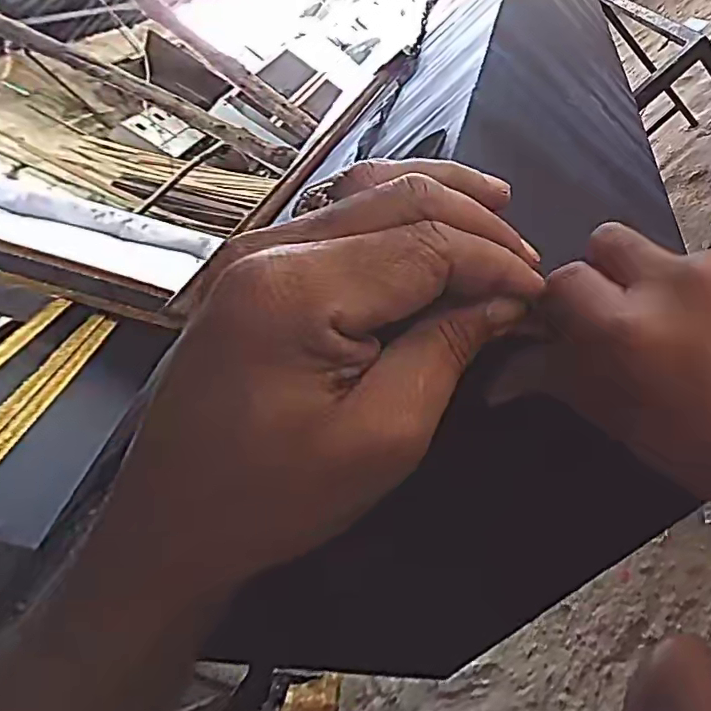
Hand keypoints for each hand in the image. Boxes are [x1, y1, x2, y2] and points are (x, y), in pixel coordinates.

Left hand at [116, 162, 544, 600]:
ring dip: (442, 196)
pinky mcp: (260, 264)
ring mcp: (259, 248)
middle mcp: (272, 248)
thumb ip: (447, 349)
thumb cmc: (276, 497)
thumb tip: (504, 299)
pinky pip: (343, 210)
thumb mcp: (385, 436)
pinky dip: (400, 207)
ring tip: (498, 205)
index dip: (495, 262)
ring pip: (370, 187)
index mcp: (298, 291)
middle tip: (527, 261)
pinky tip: (433, 212)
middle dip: (478, 225)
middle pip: (402, 199)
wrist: (173, 524)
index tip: (538, 292)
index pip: (427, 245)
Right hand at [534, 224, 710, 532]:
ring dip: (639, 280)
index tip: (561, 326)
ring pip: (648, 249)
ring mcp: (707, 266)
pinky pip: (689, 263)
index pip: (562, 281)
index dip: (554, 302)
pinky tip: (706, 328)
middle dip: (596, 273)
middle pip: (603, 240)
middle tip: (610, 315)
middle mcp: (665, 282)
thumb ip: (570, 380)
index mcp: (629, 329)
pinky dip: (682, 289)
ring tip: (664, 325)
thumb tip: (509, 374)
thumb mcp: (631, 425)